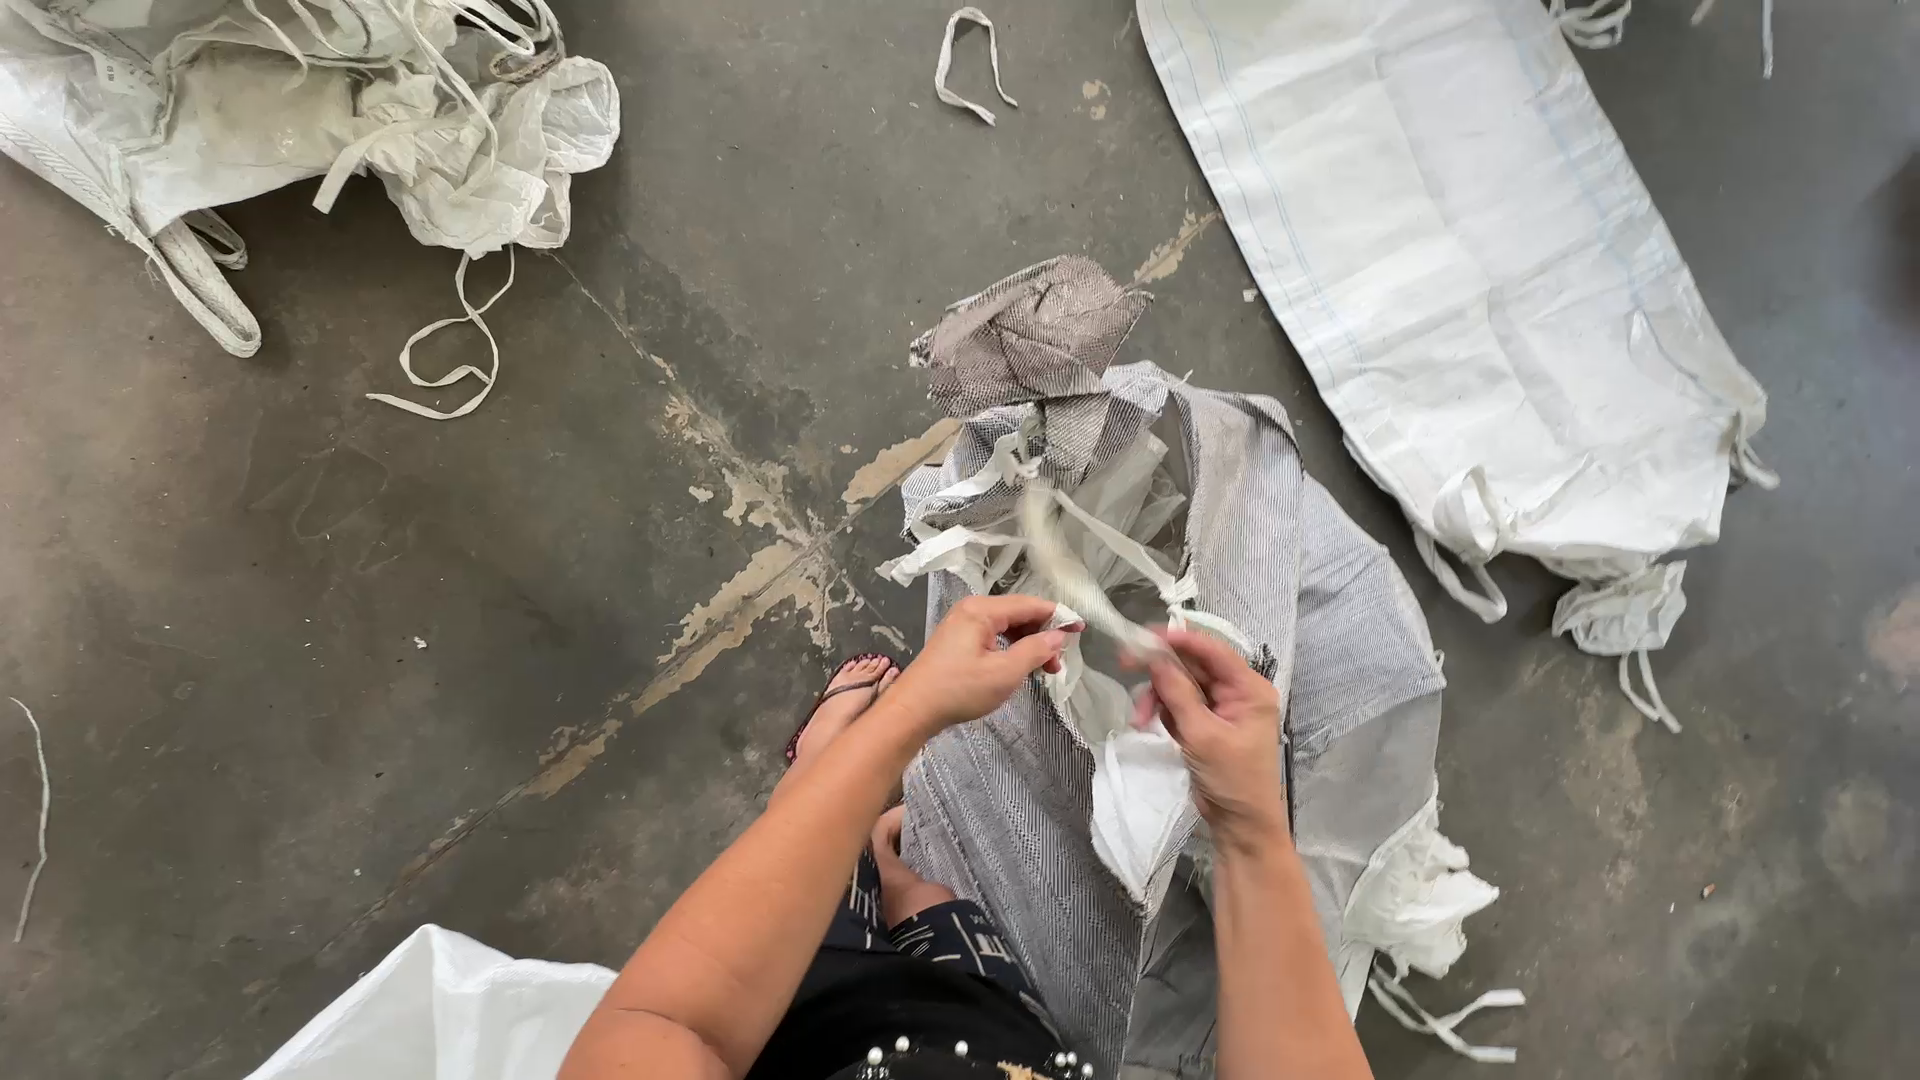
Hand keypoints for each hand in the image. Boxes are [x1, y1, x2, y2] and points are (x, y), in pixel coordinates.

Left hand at [885, 594, 1080, 732]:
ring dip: (1028, 644)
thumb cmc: (959, 690)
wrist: (913, 710)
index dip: (1058, 616)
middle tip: (1059, 662)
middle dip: (1043, 634)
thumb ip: (1035, 651)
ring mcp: (963, 624)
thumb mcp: (1004, 673)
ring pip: (1007, 626)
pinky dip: (1011, 649)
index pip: (1030, 604)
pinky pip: (993, 636)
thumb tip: (1059, 636)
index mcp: (982, 609)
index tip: (1081, 630)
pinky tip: (1021, 667)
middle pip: (1018, 613)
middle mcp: (972, 609)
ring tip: (1045, 670)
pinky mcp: (958, 640)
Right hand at [1129, 628, 1286, 849]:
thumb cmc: (1231, 779)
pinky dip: (1162, 711)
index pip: (1213, 650)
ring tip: (1139, 718)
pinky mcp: (1207, 723)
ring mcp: (1222, 708)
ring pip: (1181, 684)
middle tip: (1125, 665)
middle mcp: (1237, 692)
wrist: (1241, 825)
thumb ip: (1178, 692)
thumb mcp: (1202, 734)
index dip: (1180, 639)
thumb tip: (1155, 657)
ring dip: (1157, 697)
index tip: (1147, 635)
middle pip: (1193, 666)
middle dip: (1160, 672)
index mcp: (1249, 688)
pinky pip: (1179, 704)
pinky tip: (1148, 723)